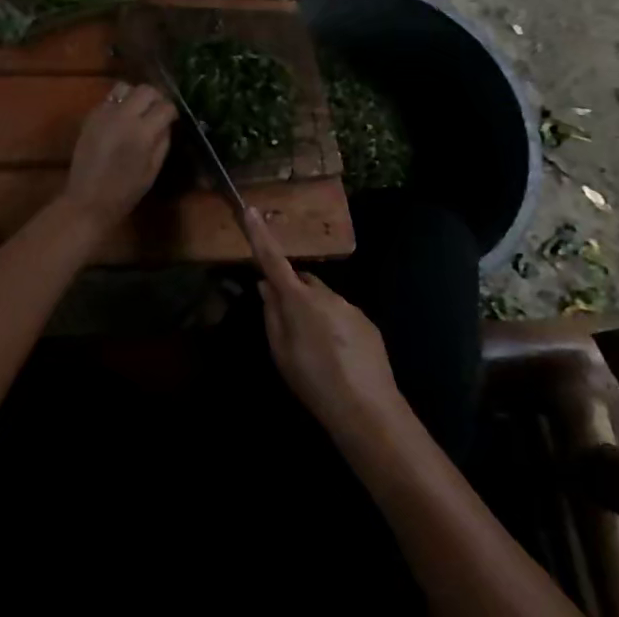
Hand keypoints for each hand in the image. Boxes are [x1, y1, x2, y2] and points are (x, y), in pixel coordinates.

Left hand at [59, 81, 175, 230]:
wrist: (87, 200)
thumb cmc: (125, 191)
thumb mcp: (153, 170)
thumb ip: (163, 141)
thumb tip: (166, 123)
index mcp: (143, 132)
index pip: (165, 106)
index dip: (172, 112)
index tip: (172, 119)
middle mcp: (123, 116)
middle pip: (146, 89)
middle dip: (156, 97)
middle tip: (157, 111)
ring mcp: (104, 114)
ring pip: (125, 87)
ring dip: (136, 96)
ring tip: (137, 111)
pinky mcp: (90, 117)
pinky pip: (109, 99)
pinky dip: (119, 104)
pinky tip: (120, 121)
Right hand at [246, 208, 407, 434]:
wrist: (367, 409)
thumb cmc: (313, 381)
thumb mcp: (280, 351)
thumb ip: (272, 314)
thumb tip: (266, 285)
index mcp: (298, 299)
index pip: (273, 260)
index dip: (259, 236)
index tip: (251, 210)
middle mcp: (326, 294)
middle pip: (301, 282)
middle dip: (291, 292)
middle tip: (286, 324)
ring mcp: (349, 306)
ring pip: (323, 300)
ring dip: (314, 313)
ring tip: (314, 350)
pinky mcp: (367, 322)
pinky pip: (341, 314)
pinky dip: (333, 326)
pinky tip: (336, 356)